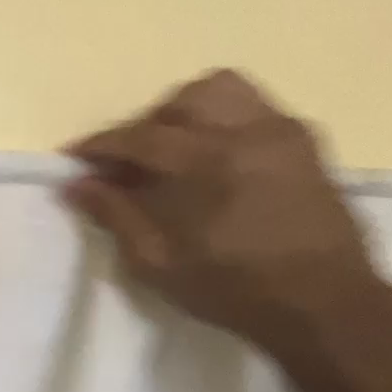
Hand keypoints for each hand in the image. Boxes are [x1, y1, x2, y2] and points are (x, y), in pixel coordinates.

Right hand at [64, 69, 391, 361]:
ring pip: (227, 92)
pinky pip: (252, 110)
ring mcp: (285, 132)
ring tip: (166, 156)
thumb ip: (115, 214)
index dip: (101, 145)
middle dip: (147, 122)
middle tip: (125, 162)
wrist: (320, 299)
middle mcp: (253, 132)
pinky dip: (218, 124)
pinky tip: (203, 164)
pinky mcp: (304, 143)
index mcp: (212, 163)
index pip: (144, 136)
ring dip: (186, 115)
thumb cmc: (228, 287)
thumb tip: (76, 184)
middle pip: (189, 98)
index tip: (71, 158)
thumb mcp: (156, 260)